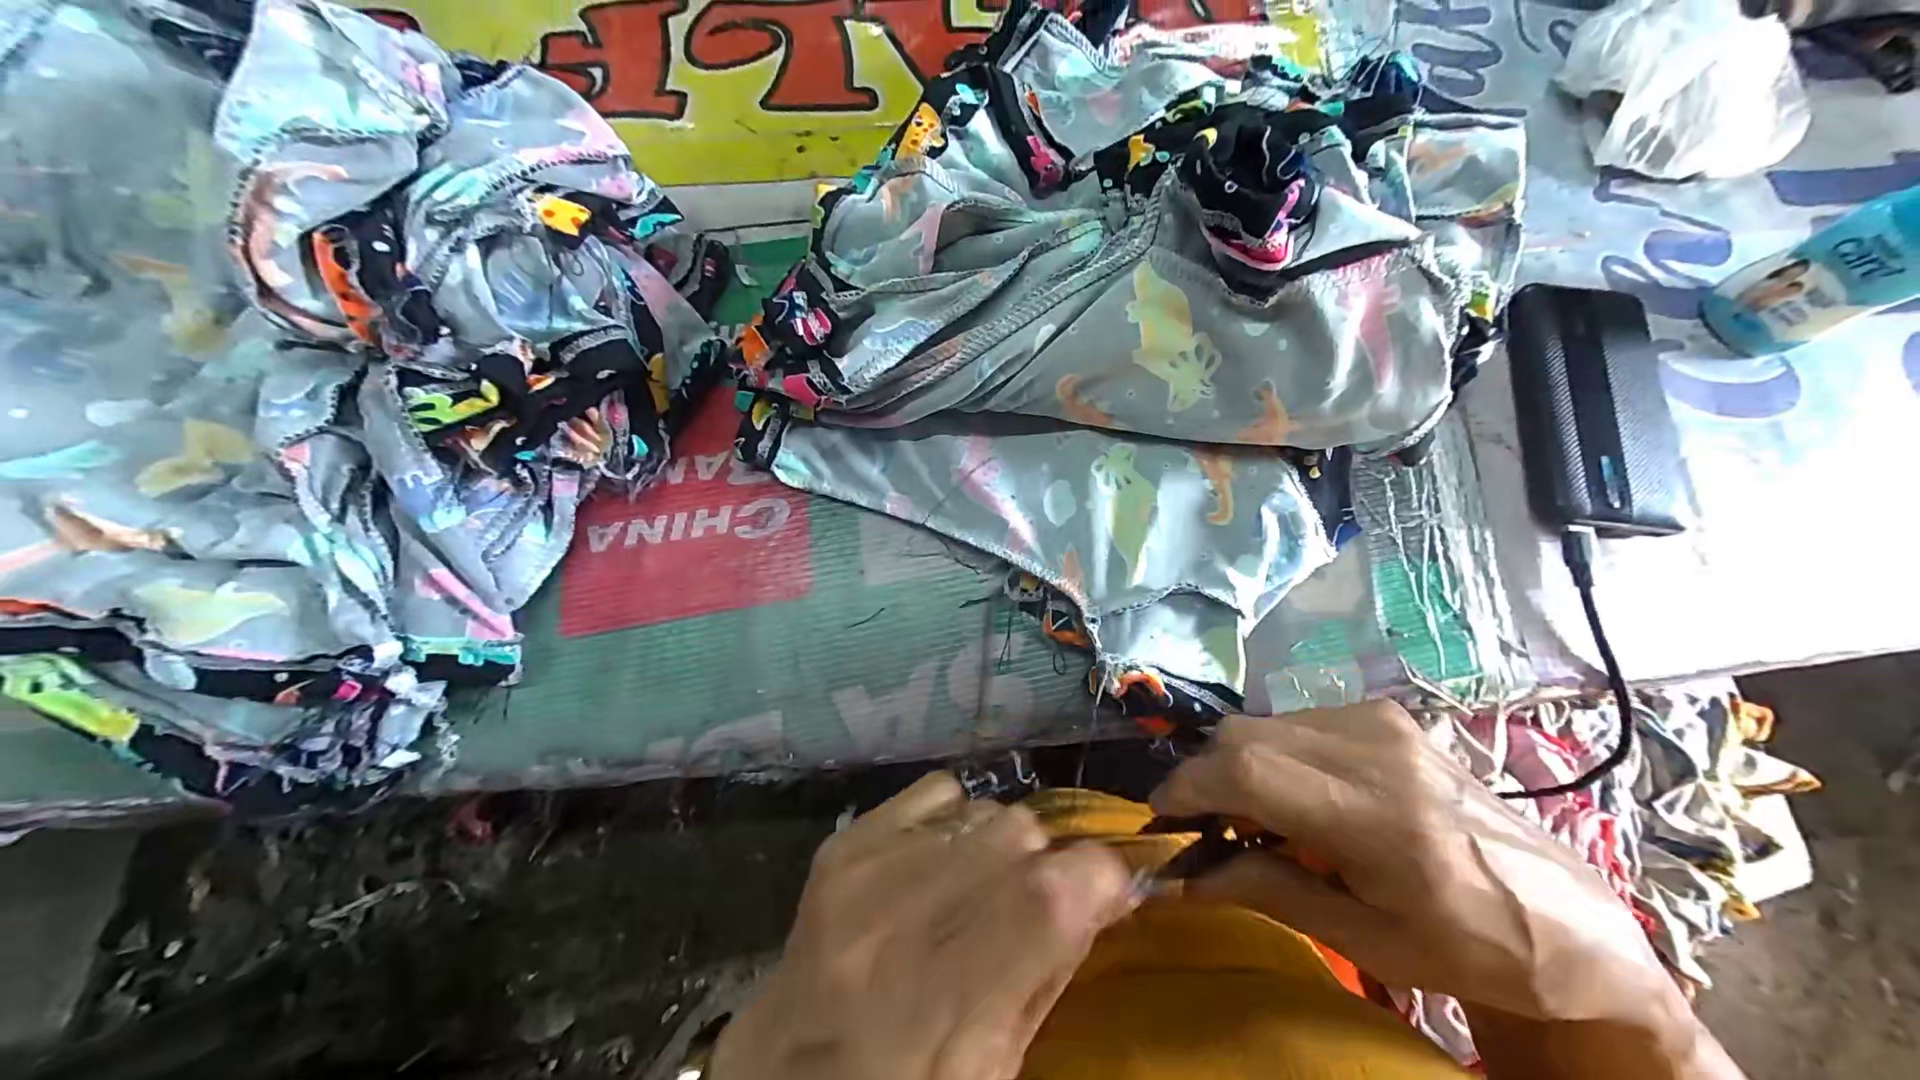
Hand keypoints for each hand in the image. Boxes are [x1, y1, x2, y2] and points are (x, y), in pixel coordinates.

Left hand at [712, 772, 1132, 1079]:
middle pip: (1016, 832)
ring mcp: (862, 872)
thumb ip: (1049, 970)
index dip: (1096, 878)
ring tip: (980, 889)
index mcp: (943, 1003)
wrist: (786, 1076)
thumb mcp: (993, 1070)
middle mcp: (897, 921)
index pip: (1046, 896)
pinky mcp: (841, 843)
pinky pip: (934, 792)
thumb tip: (1103, 887)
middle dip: (1044, 861)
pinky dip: (956, 821)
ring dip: (998, 845)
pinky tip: (943, 862)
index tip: (1105, 892)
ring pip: (980, 809)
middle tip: (1033, 902)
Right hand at [1149, 702, 1681, 1026]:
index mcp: (1380, 818)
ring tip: (1246, 814)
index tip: (1161, 817)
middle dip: (1204, 776)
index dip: (1190, 786)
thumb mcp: (1367, 939)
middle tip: (1201, 823)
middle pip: (1244, 736)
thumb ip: (1266, 890)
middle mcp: (1376, 750)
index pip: (1248, 771)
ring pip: (1262, 723)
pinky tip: (1289, 793)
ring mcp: (1382, 722)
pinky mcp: (1384, 714)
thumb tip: (1182, 874)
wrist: (1569, 921)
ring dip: (1234, 763)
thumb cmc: (1472, 948)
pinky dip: (1269, 752)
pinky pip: (1293, 720)